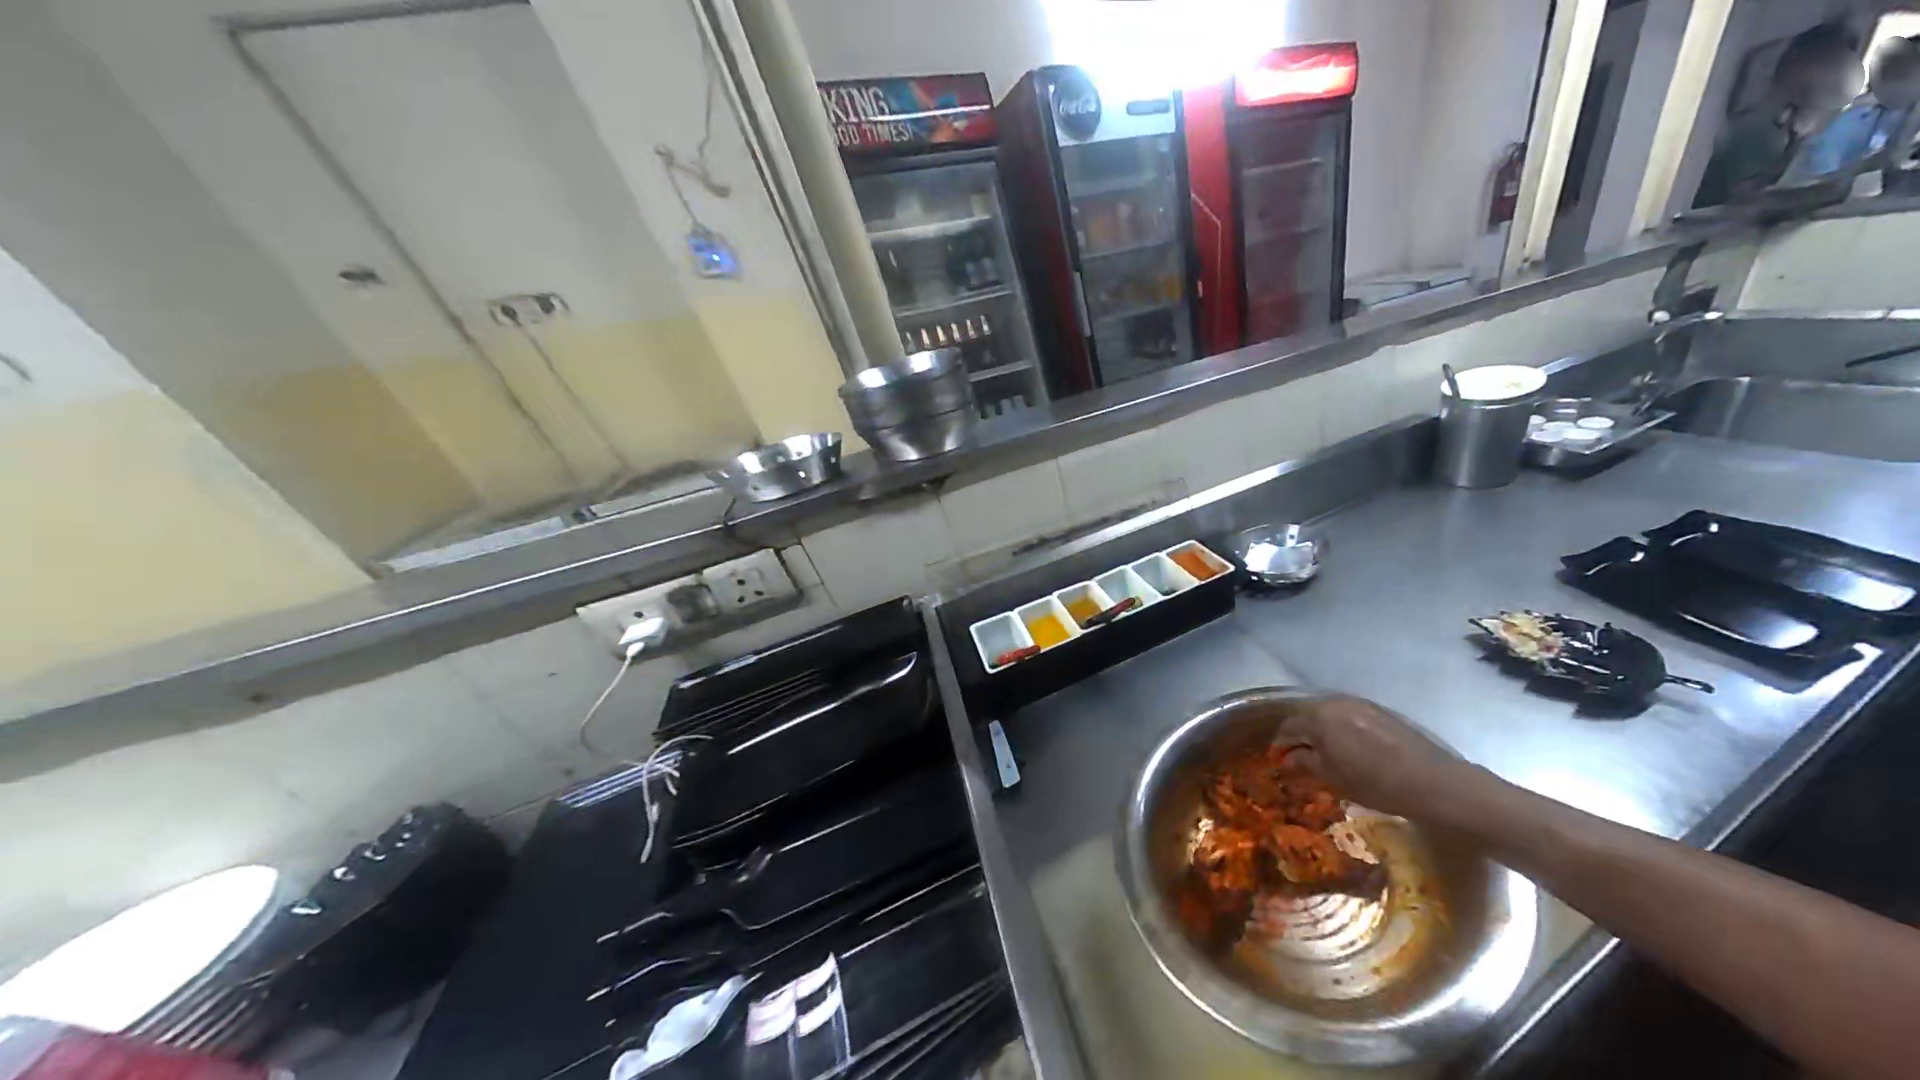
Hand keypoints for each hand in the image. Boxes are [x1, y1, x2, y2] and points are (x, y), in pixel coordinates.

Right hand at [1277, 695, 1481, 820]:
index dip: (1280, 745)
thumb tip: (1288, 758)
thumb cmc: (1375, 782)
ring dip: (1321, 731)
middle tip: (1298, 757)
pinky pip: (1349, 716)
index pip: (1288, 727)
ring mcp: (1361, 704)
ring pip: (1329, 714)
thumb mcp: (1332, 777)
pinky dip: (1341, 729)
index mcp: (1318, 716)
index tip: (1278, 761)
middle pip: (1307, 716)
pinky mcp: (1381, 711)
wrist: (1434, 782)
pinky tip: (1348, 747)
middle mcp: (1336, 702)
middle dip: (1300, 735)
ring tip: (1323, 752)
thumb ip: (1305, 762)